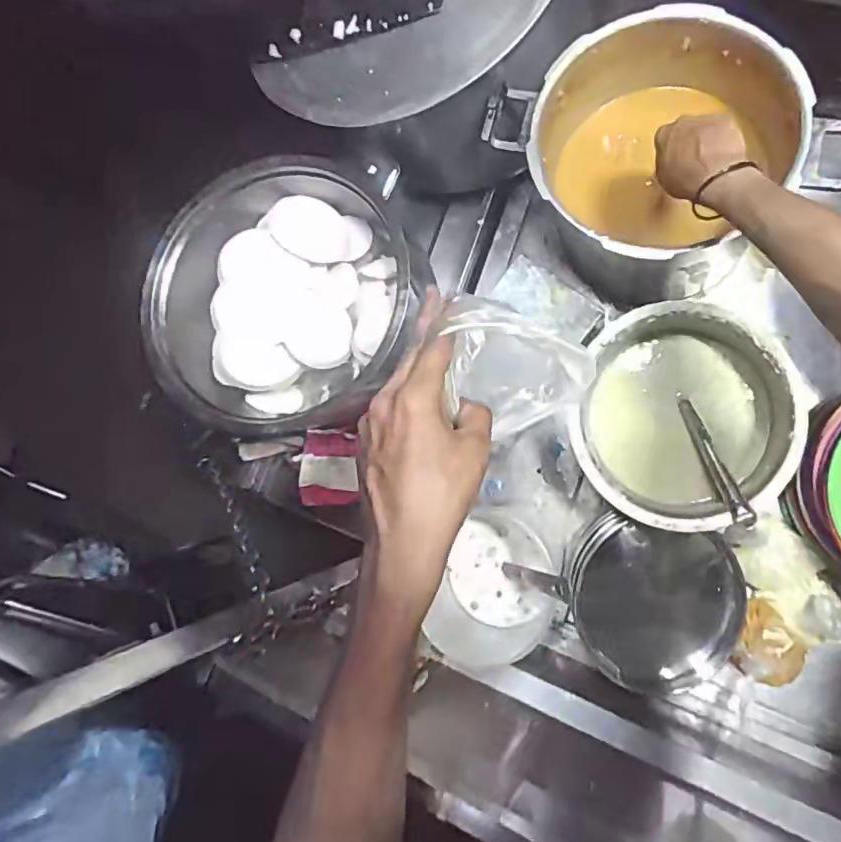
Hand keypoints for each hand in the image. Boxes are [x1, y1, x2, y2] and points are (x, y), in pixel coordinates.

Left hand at [356, 295, 491, 617]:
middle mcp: (383, 405)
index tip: (446, 300)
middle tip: (435, 307)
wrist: (402, 541)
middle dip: (424, 334)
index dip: (442, 323)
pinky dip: (405, 396)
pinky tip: (419, 404)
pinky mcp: (365, 445)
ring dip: (415, 368)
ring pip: (395, 385)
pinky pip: (388, 408)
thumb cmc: (443, 494)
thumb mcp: (475, 451)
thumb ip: (475, 415)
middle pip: (408, 361)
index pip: (430, 351)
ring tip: (432, 356)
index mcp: (412, 400)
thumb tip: (464, 407)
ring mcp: (368, 425)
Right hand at [654, 114, 753, 203]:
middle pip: (686, 130)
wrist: (715, 176)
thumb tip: (670, 166)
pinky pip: (725, 129)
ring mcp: (705, 118)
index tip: (680, 164)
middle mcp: (682, 121)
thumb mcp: (666, 181)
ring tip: (716, 162)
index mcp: (663, 135)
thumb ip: (666, 167)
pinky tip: (729, 156)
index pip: (665, 140)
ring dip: (710, 141)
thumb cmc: (686, 181)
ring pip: (706, 128)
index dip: (673, 153)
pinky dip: (726, 140)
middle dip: (692, 143)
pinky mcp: (726, 120)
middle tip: (699, 163)